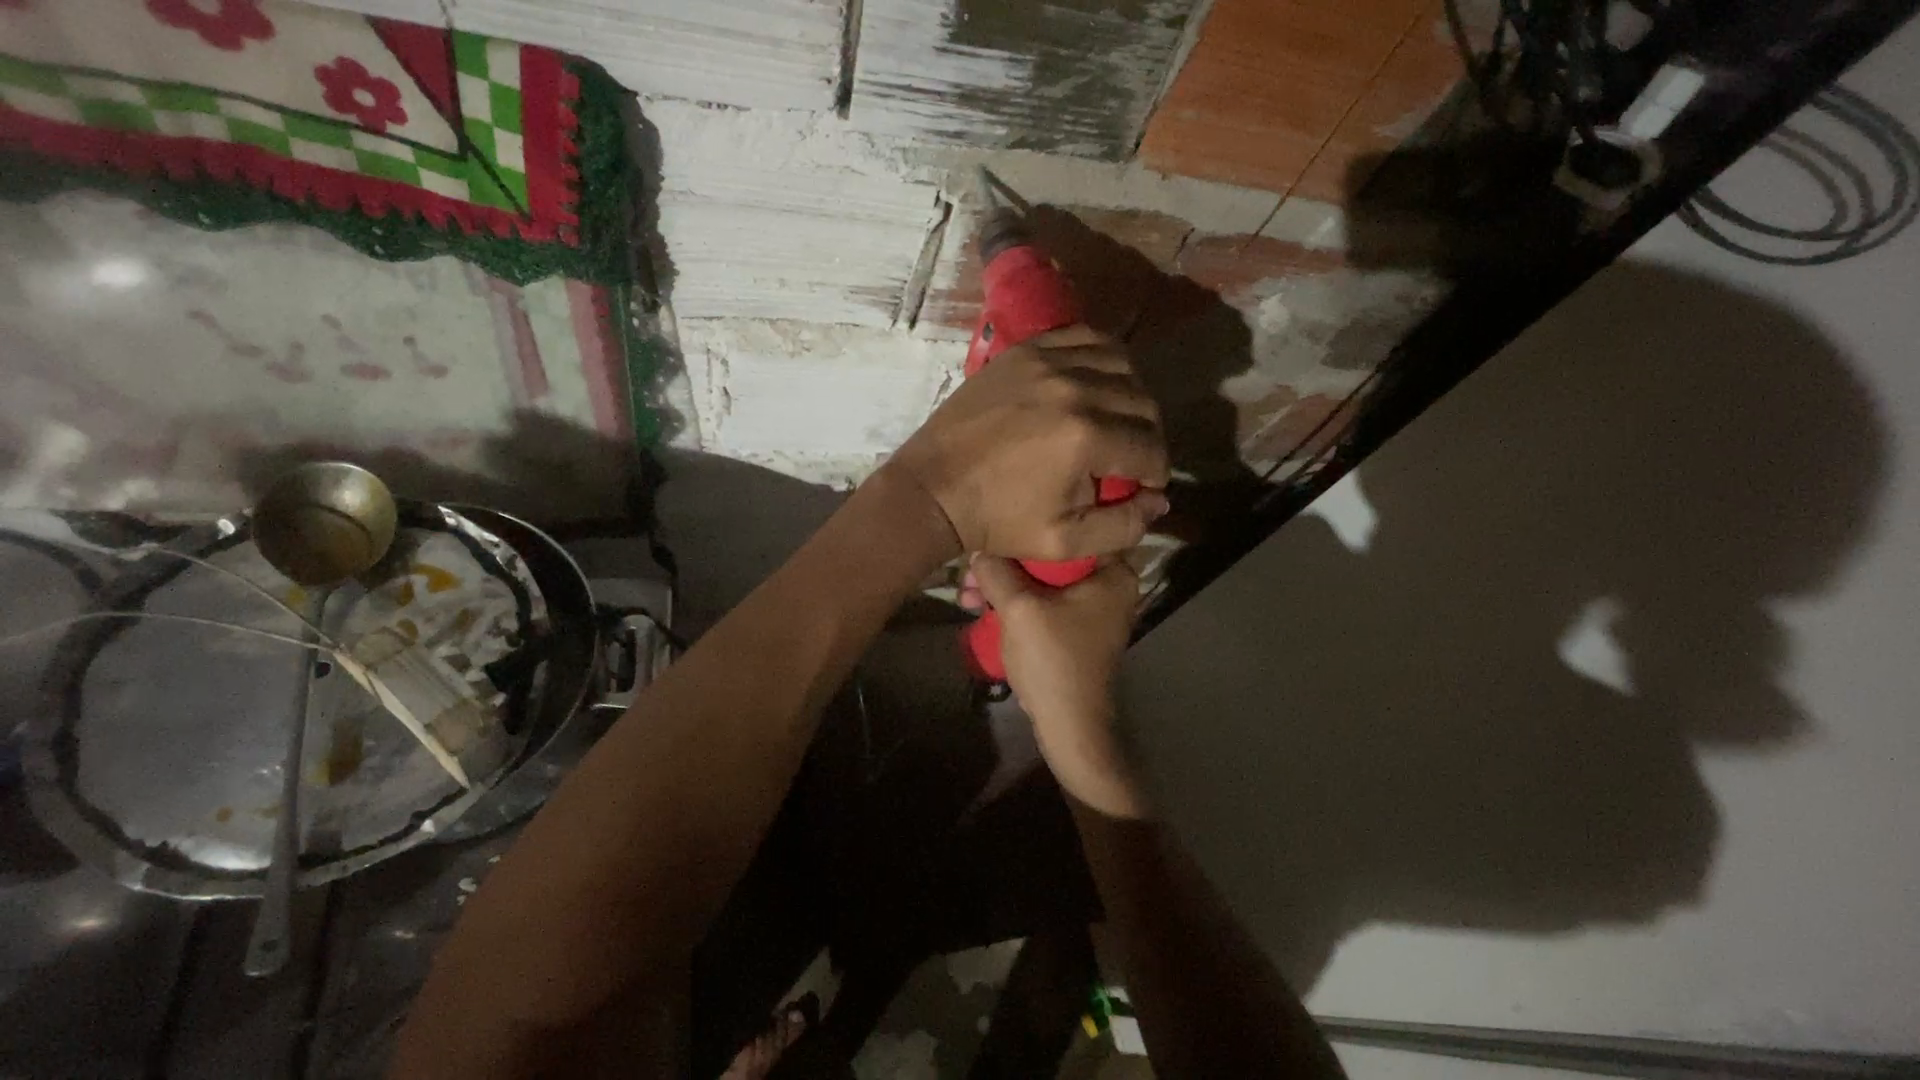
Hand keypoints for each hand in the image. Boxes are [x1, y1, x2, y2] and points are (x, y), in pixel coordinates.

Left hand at [885, 327, 1170, 560]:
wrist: (934, 489)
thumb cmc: (997, 520)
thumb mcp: (1063, 541)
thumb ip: (1122, 526)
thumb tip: (1159, 503)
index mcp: (1086, 437)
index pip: (1151, 447)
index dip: (1156, 472)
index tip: (1145, 484)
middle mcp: (1075, 390)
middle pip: (1143, 403)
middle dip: (1148, 435)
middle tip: (1133, 456)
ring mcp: (1047, 362)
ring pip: (1122, 364)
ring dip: (1131, 393)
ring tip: (1118, 419)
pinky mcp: (1025, 351)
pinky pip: (1084, 336)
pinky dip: (1102, 356)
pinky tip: (1096, 381)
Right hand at [972, 554, 1149, 818]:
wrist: (1068, 724)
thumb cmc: (1052, 659)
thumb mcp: (1018, 607)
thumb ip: (996, 569)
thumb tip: (979, 547)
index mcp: (1112, 571)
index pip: (1071, 528)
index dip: (1027, 531)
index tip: (992, 534)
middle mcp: (1109, 584)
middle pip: (1050, 557)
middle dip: (1006, 564)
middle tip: (970, 573)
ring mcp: (1092, 608)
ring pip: (1040, 580)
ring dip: (1003, 585)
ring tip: (967, 595)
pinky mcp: (1075, 628)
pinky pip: (1042, 601)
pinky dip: (1015, 603)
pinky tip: (980, 606)